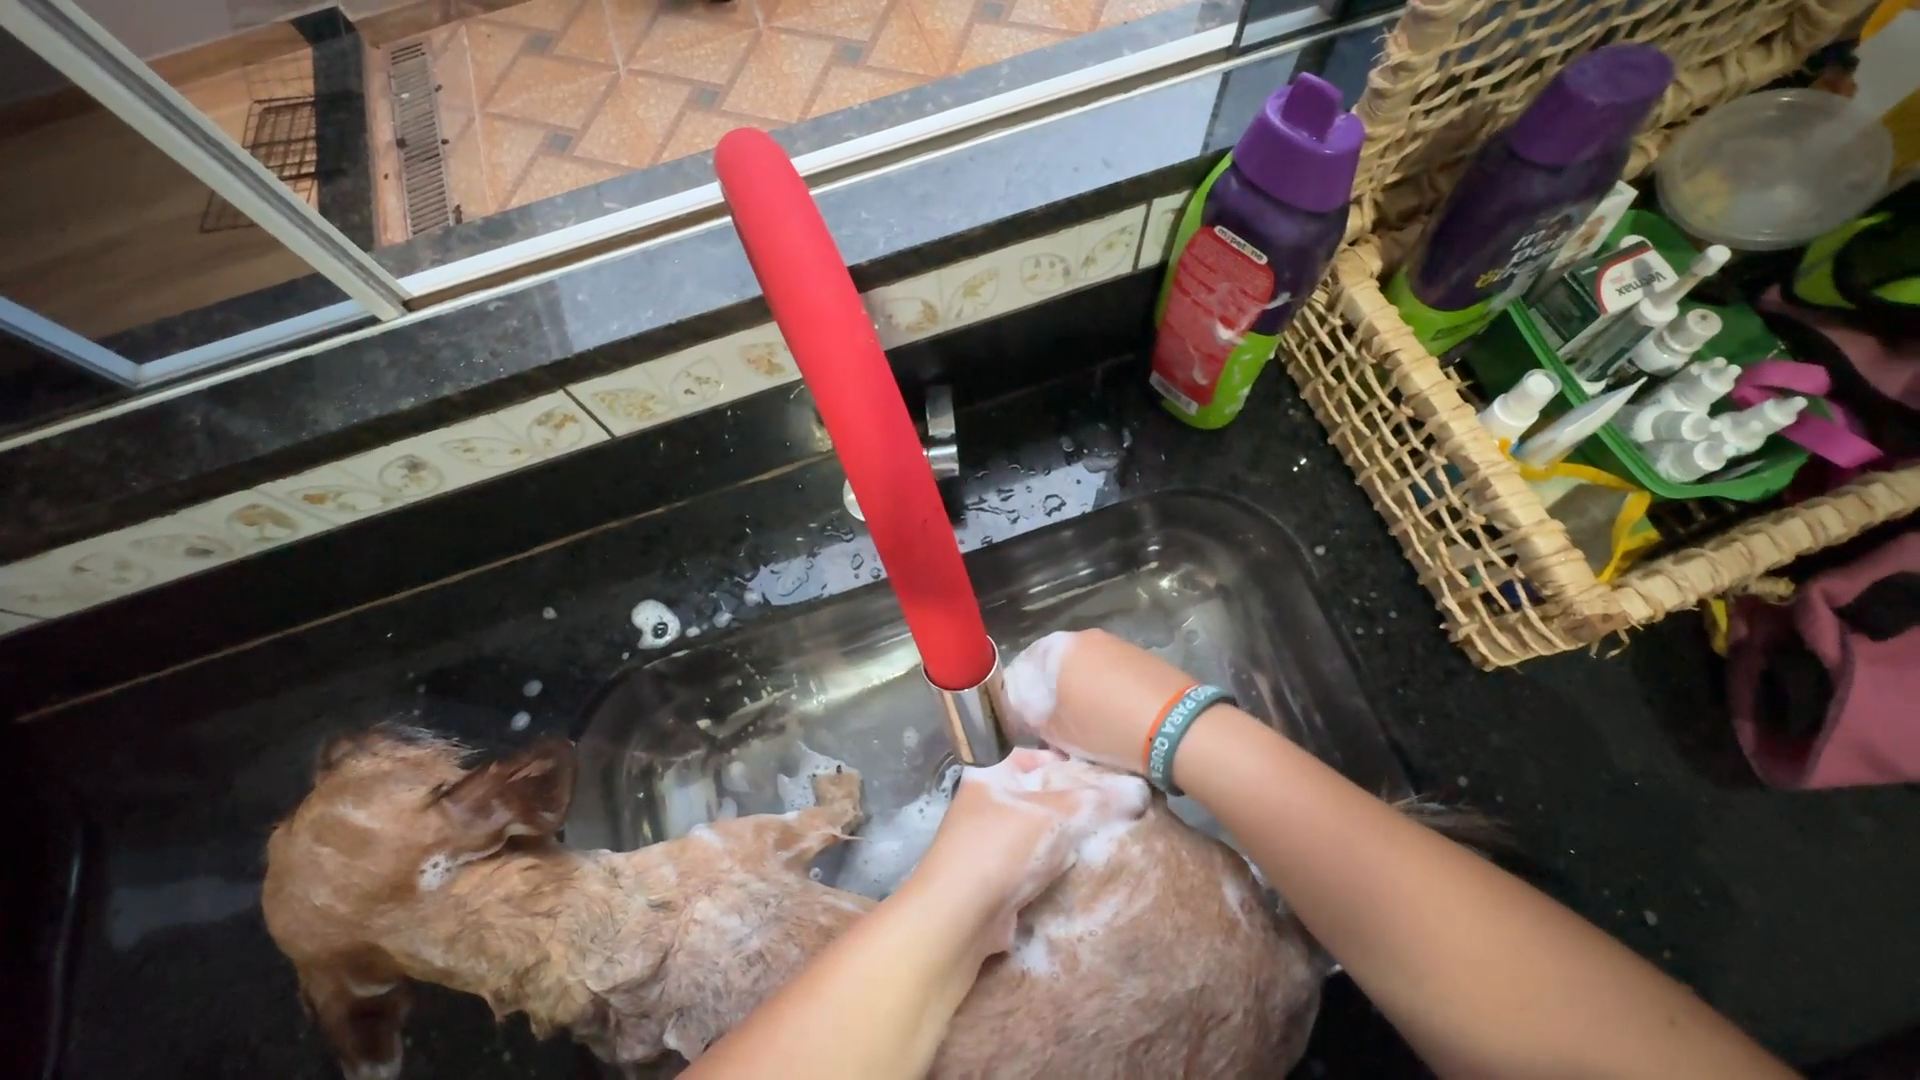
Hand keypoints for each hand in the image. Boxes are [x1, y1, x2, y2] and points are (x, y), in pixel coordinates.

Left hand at [907, 747, 1149, 954]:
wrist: (959, 916)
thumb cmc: (1003, 846)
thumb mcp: (1056, 815)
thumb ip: (1097, 801)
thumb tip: (1139, 790)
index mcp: (990, 773)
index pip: (1034, 755)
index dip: (1069, 760)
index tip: (1107, 771)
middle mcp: (985, 802)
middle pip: (1039, 793)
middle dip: (1075, 800)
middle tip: (1117, 804)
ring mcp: (987, 841)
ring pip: (1037, 829)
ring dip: (1066, 835)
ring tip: (1110, 832)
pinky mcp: (995, 877)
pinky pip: (1033, 861)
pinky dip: (1055, 863)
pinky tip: (1083, 865)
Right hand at [994, 630, 1196, 772]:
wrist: (1178, 728)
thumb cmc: (1107, 728)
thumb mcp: (1059, 733)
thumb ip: (1037, 719)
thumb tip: (1032, 714)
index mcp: (1060, 649)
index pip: (1026, 665)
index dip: (1023, 692)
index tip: (1026, 717)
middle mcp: (1088, 637)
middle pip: (1059, 664)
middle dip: (1055, 691)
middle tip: (1056, 722)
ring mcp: (1120, 645)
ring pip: (1089, 668)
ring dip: (1083, 690)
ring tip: (1089, 722)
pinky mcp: (1145, 657)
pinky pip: (1115, 673)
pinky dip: (1109, 690)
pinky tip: (1117, 714)